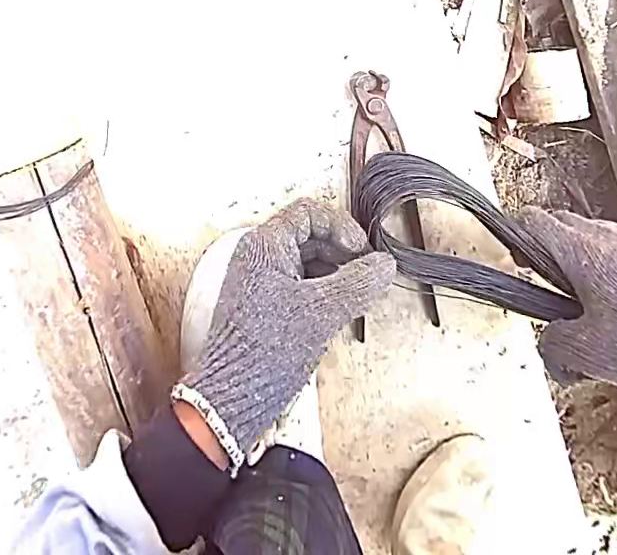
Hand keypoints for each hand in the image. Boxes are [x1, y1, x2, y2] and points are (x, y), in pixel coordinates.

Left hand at [174, 199, 394, 469]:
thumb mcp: (323, 311)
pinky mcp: (263, 302)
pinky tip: (340, 306)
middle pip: (311, 234)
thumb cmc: (265, 352)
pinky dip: (324, 287)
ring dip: (336, 269)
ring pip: (307, 258)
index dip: (341, 226)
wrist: (230, 403)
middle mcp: (259, 255)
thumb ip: (359, 282)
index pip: (310, 212)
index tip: (360, 250)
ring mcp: (259, 279)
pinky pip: (300, 280)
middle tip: (366, 271)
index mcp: (265, 245)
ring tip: (357, 291)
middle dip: (342, 249)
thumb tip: (386, 264)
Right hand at [512, 208, 616, 415]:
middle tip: (551, 280)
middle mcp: (612, 235)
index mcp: (583, 251)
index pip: (536, 220)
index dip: (518, 234)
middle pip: (567, 224)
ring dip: (588, 257)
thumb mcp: (589, 356)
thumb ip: (554, 344)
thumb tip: (552, 340)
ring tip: (595, 298)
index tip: (518, 254)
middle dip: (552, 246)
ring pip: (602, 236)